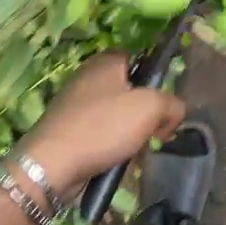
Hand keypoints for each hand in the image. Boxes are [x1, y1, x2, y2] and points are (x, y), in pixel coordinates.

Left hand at [15, 53, 185, 189]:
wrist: (52, 165)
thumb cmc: (103, 127)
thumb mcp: (151, 108)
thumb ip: (172, 104)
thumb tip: (173, 114)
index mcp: (106, 61)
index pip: (141, 59)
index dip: (157, 80)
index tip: (164, 104)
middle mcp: (88, 76)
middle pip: (130, 88)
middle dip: (145, 110)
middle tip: (154, 131)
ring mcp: (74, 102)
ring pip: (115, 111)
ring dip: (129, 130)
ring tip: (135, 149)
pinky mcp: (66, 127)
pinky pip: (99, 130)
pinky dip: (110, 143)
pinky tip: (115, 159)